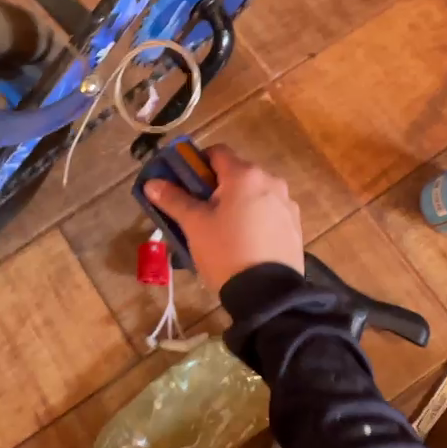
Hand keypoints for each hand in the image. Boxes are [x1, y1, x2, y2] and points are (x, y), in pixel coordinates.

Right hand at [143, 146, 304, 288]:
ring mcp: (287, 204)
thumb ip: (173, 199)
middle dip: (216, 187)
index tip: (185, 184)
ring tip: (223, 231)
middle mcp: (270, 181)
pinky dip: (255, 218)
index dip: (197, 163)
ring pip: (254, 193)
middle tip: (200, 211)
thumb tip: (151, 183)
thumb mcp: (194, 225)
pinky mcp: (295, 226)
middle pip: (236, 173)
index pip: (216, 152)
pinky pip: (269, 212)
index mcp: (244, 175)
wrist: (267, 295)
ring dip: (237, 202)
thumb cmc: (226, 251)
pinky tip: (245, 242)